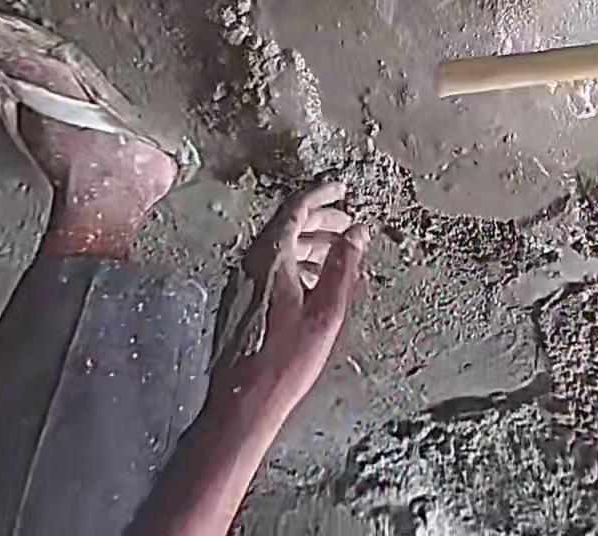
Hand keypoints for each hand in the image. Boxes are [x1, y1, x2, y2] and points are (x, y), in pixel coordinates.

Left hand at [212, 183, 368, 420]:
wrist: (240, 406)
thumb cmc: (286, 358)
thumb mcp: (326, 309)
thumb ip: (342, 264)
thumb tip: (357, 231)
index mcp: (271, 257)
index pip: (297, 208)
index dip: (322, 194)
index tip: (343, 189)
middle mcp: (251, 262)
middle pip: (288, 225)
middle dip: (322, 220)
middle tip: (349, 225)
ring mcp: (242, 282)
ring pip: (281, 246)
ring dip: (312, 243)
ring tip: (340, 255)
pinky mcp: (240, 301)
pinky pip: (273, 266)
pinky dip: (298, 262)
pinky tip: (316, 282)